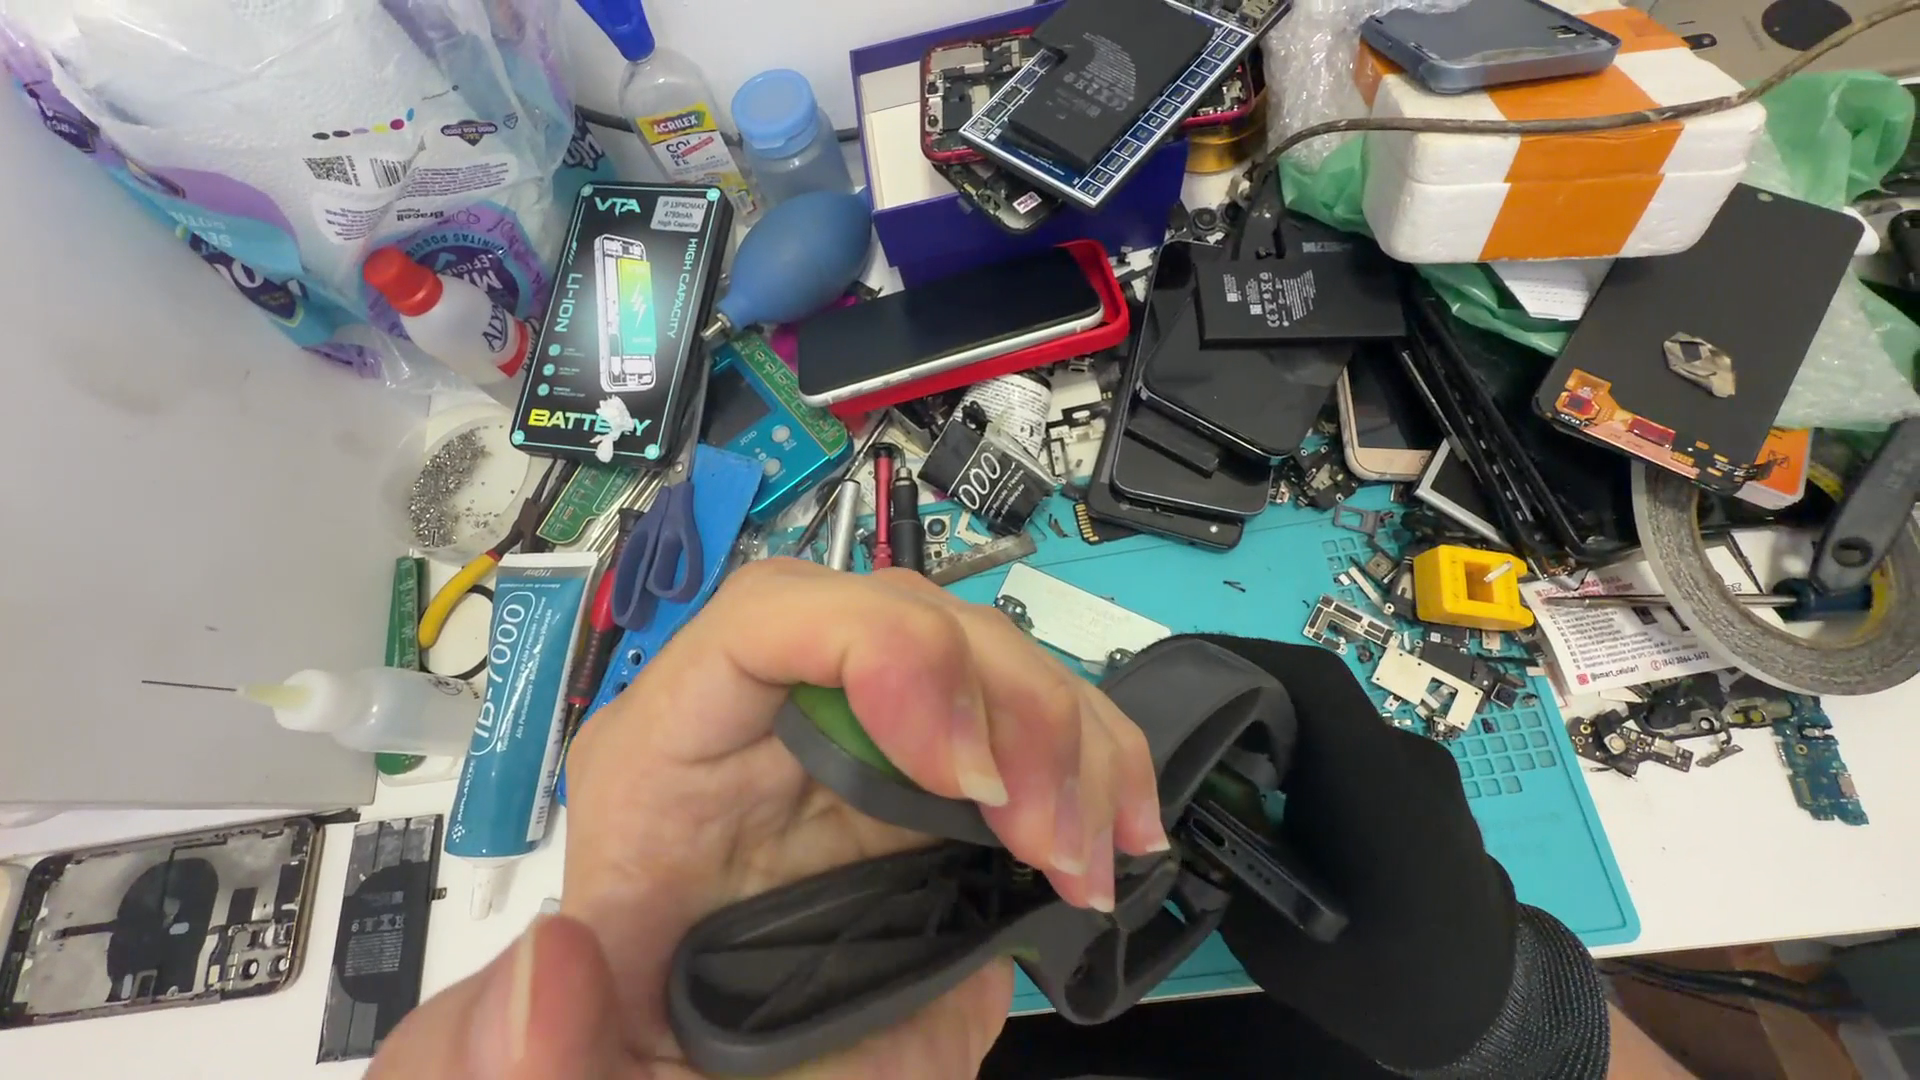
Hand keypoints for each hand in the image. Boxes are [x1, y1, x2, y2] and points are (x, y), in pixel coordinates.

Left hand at [369, 560, 1168, 1079]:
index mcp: (680, 746)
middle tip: (1047, 832)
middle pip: (903, 613)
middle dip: (1002, 701)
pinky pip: (1036, 709)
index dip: (882, 651)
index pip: (769, 618)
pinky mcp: (948, 765)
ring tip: (1091, 849)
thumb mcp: (597, 1069)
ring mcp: (875, 726)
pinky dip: (1098, 750)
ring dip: (1064, 732)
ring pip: (985, 648)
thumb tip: (553, 956)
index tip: (962, 774)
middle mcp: (780, 708)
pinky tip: (1124, 820)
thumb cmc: (670, 1043)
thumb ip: (526, 1057)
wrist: (764, 1067)